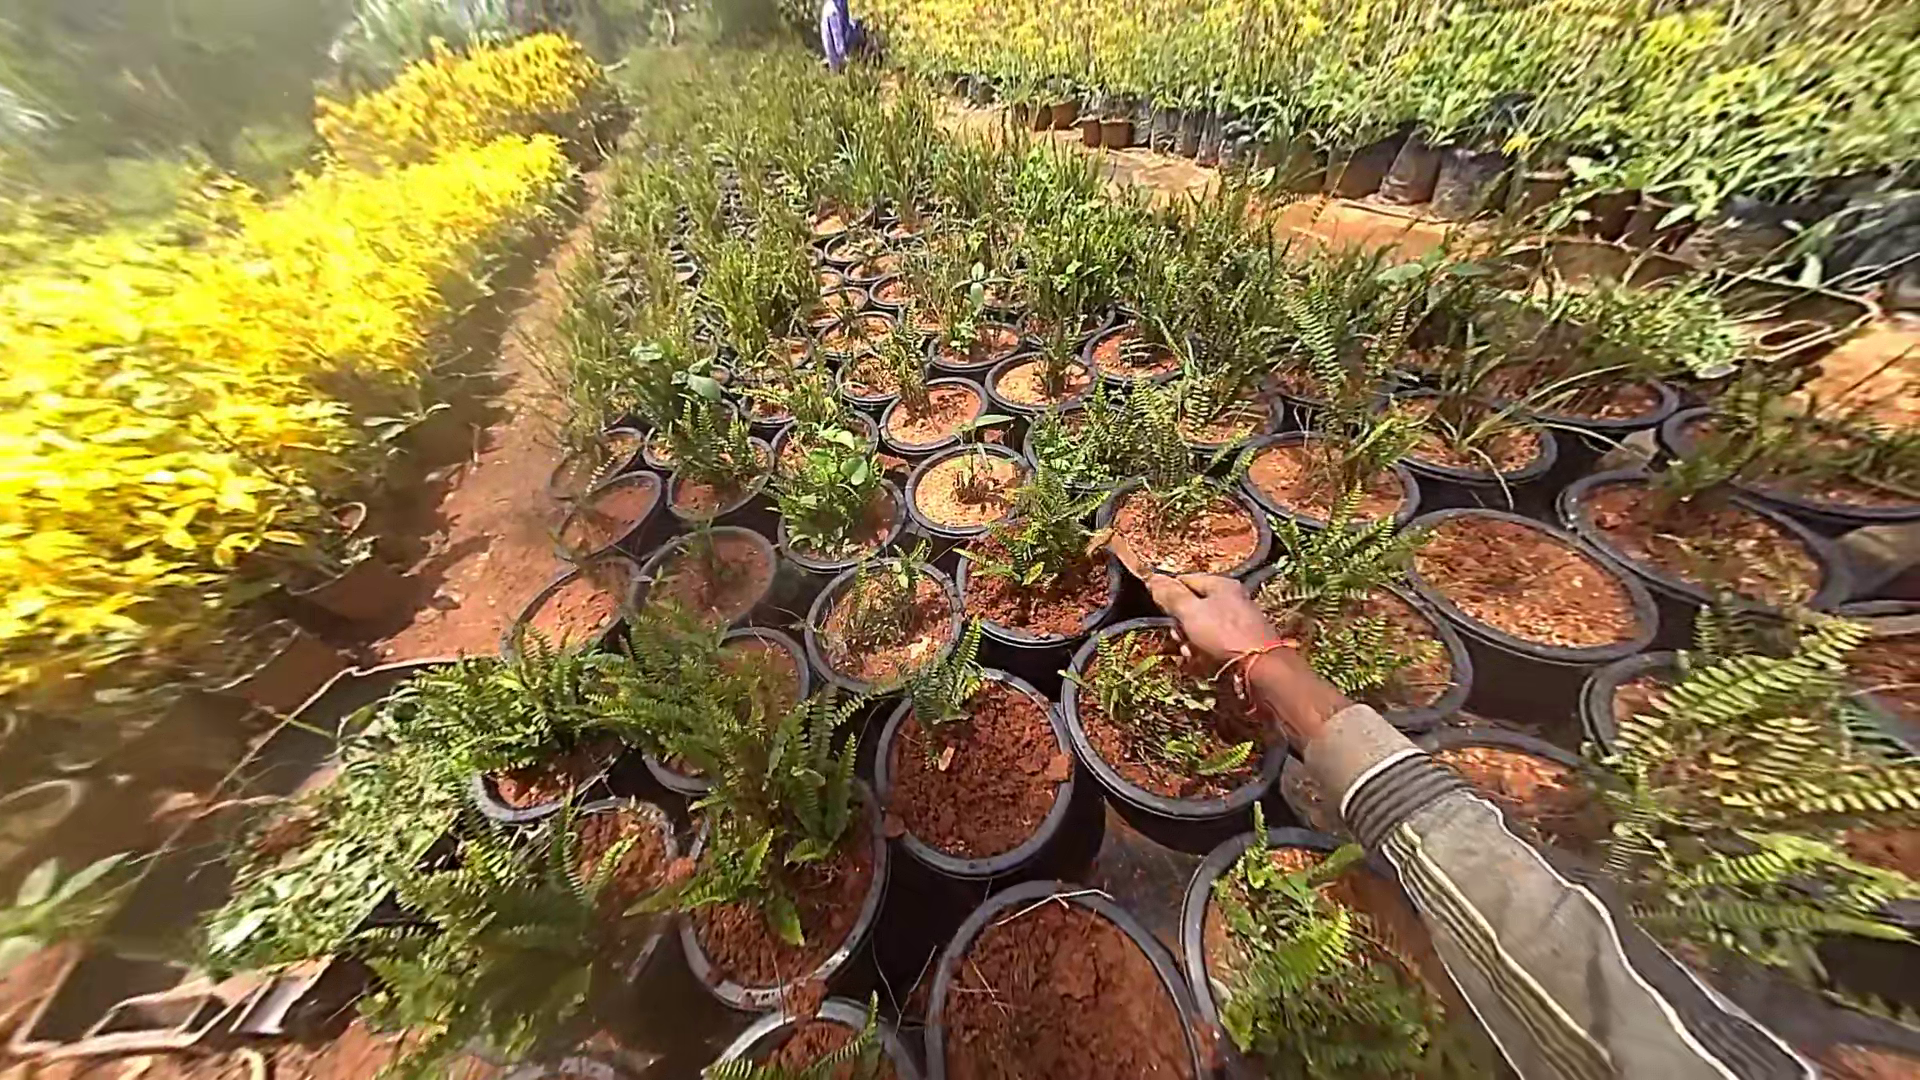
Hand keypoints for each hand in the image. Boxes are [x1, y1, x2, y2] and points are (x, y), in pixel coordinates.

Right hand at [1145, 574, 1278, 666]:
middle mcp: (1232, 599)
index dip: (1169, 593)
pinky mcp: (1242, 643)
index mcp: (1221, 585)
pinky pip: (1213, 642)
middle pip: (1192, 606)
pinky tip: (1200, 660)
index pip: (1185, 580)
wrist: (1262, 668)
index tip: (1160, 609)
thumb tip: (1152, 577)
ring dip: (1188, 640)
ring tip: (1188, 652)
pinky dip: (1203, 650)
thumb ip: (1170, 594)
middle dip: (1179, 623)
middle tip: (1177, 635)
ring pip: (1201, 627)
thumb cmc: (1223, 634)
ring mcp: (1238, 622)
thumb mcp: (1190, 611)